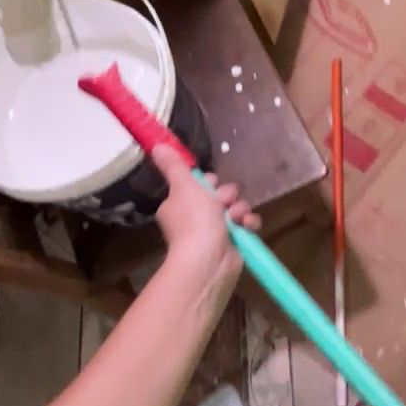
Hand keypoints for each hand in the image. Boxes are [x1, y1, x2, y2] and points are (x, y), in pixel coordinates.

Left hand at [151, 145, 257, 286]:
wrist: (209, 260)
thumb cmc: (194, 220)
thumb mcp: (184, 186)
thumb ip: (174, 166)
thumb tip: (157, 145)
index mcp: (180, 204)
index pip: (199, 184)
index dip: (209, 183)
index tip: (211, 185)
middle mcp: (195, 218)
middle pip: (220, 194)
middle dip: (227, 196)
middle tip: (223, 203)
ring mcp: (214, 231)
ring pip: (235, 208)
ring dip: (240, 209)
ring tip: (236, 218)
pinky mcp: (232, 242)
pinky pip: (246, 224)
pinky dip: (248, 223)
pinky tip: (247, 226)